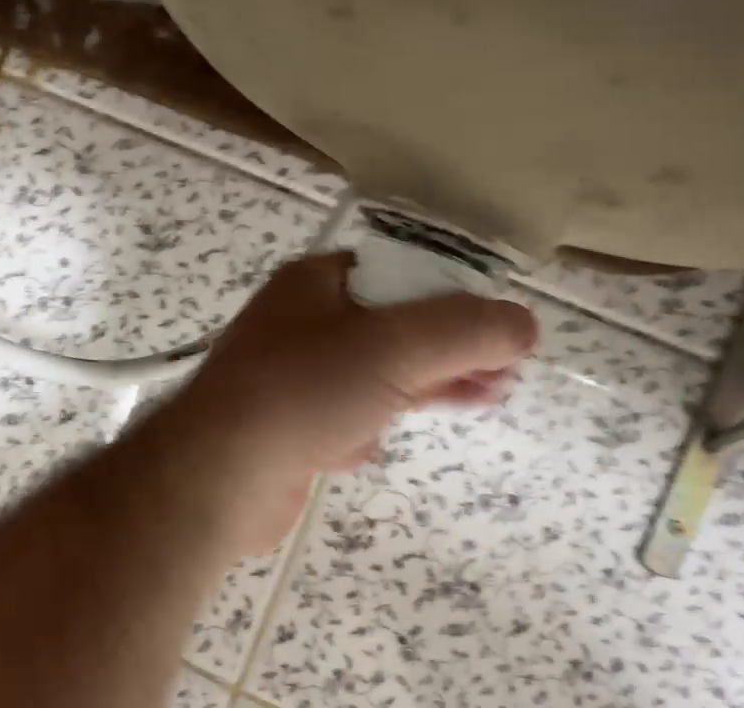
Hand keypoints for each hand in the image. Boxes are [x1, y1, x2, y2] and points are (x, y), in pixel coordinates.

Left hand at [156, 251, 538, 551]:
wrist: (220, 471)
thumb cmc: (302, 390)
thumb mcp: (392, 347)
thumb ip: (462, 330)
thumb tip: (523, 322)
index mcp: (315, 282)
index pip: (397, 272)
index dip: (451, 294)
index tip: (498, 324)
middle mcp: (301, 320)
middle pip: (393, 323)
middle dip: (451, 345)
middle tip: (506, 368)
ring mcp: (292, 372)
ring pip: (375, 370)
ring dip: (428, 382)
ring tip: (487, 396)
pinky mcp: (290, 422)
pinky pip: (347, 412)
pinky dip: (375, 421)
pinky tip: (381, 441)